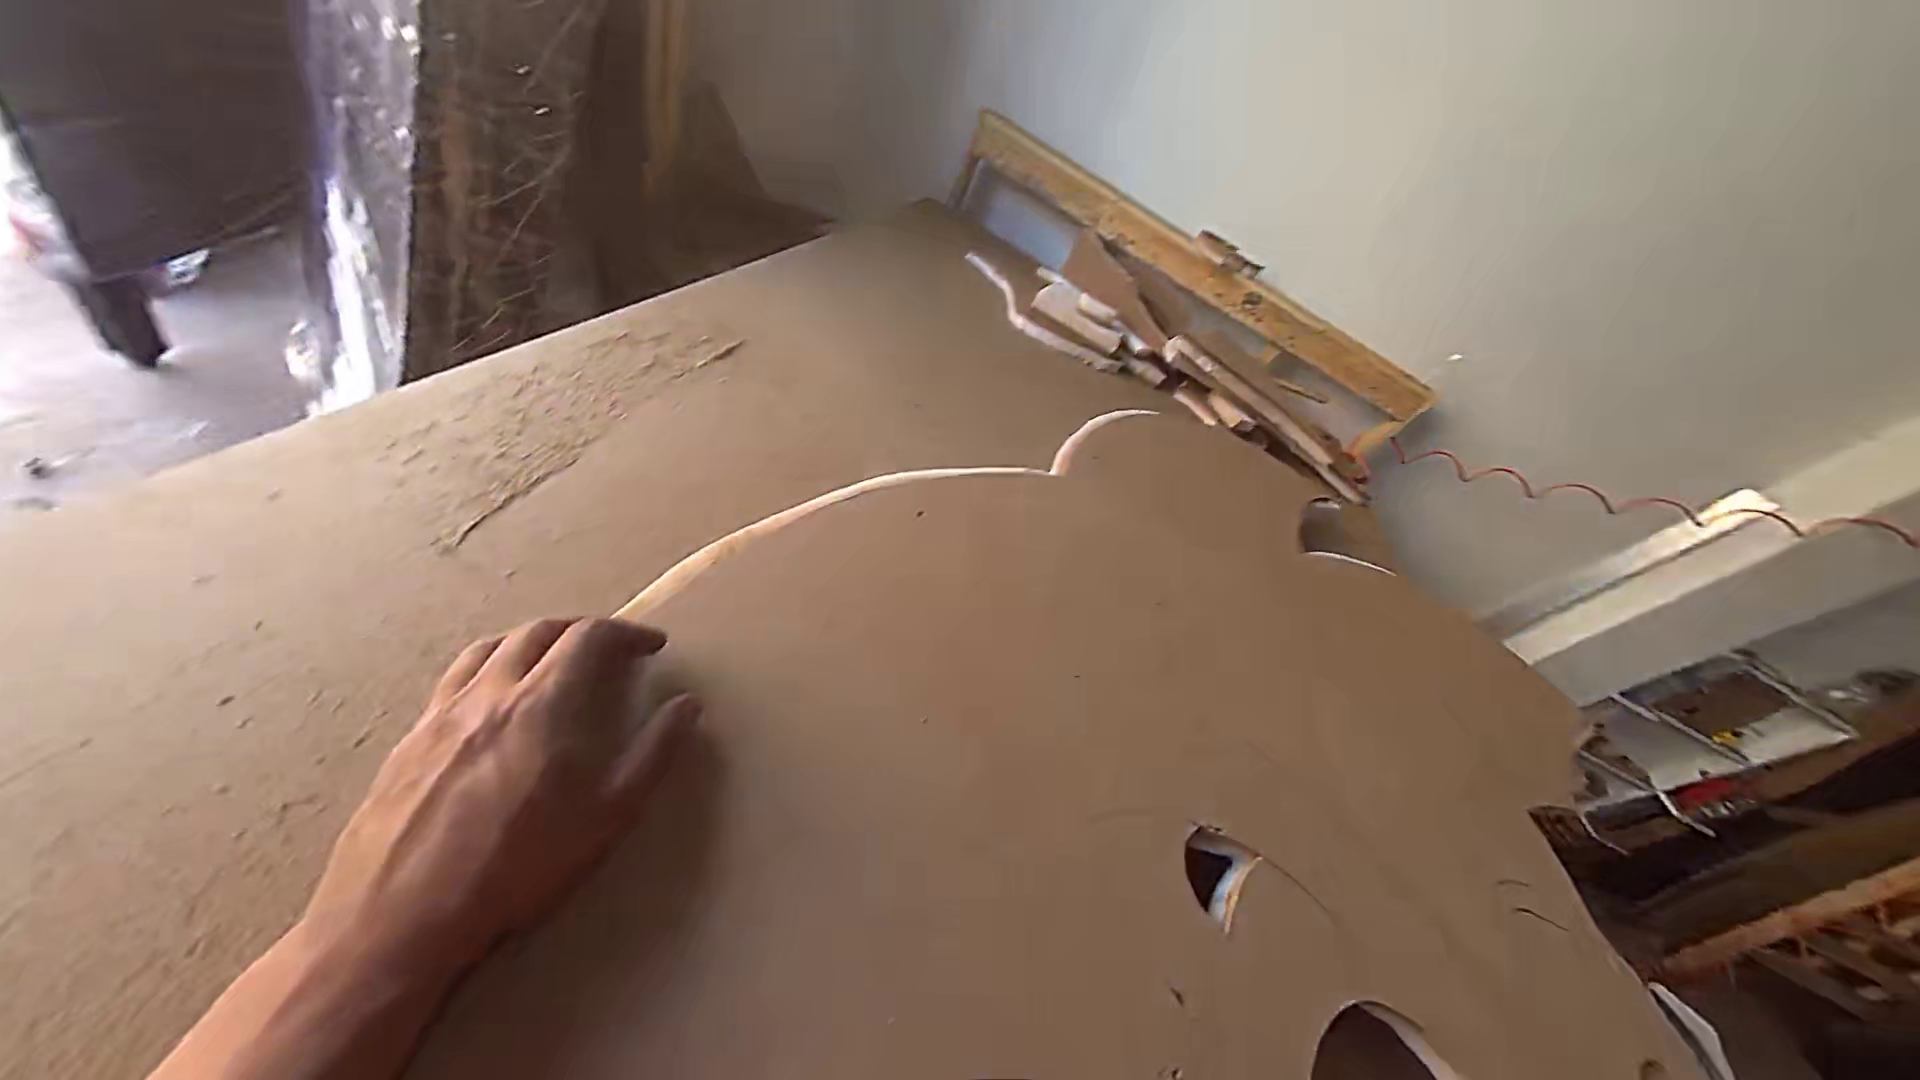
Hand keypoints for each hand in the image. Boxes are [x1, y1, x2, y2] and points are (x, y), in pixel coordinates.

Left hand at [301, 617, 699, 971]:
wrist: (397, 925)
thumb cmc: (520, 865)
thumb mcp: (611, 812)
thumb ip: (655, 751)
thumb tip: (688, 704)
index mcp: (545, 702)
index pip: (590, 637)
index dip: (627, 633)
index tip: (652, 646)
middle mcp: (491, 693)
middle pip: (539, 631)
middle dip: (582, 629)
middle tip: (609, 648)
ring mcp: (441, 715)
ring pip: (489, 648)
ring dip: (531, 641)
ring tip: (552, 660)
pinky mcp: (406, 743)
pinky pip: (453, 681)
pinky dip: (489, 669)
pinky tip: (495, 704)